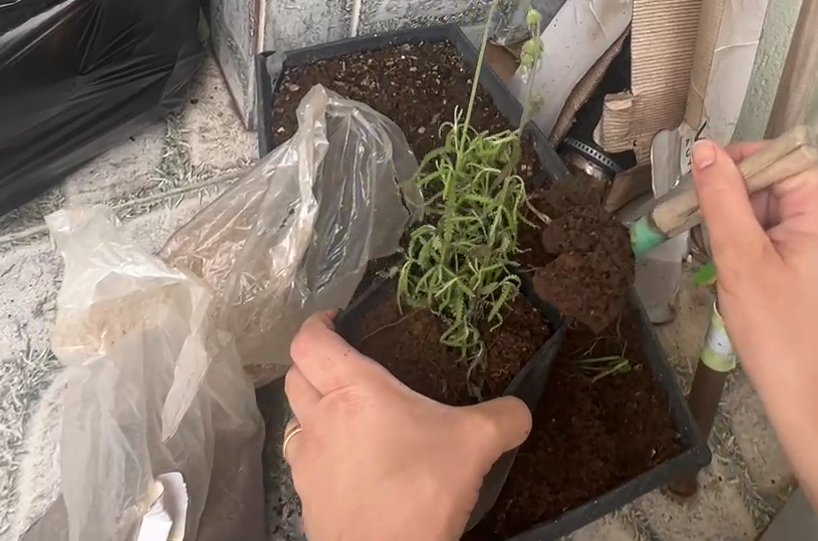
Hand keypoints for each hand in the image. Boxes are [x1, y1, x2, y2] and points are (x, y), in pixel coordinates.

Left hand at [283, 311, 531, 540]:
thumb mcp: (476, 443)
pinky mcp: (306, 500)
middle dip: (313, 361)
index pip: (310, 341)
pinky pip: (302, 459)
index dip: (317, 322)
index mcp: (352, 389)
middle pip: (295, 374)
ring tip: (346, 410)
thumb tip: (522, 411)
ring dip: (311, 406)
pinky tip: (349, 460)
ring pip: (294, 417)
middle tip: (346, 360)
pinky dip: (317, 448)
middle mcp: (320, 419)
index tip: (338, 318)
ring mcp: (306, 463)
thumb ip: (504, 417)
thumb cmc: (422, 490)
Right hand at [691, 140, 817, 453]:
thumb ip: (722, 198)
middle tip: (707, 233)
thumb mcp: (740, 259)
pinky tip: (744, 279)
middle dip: (740, 201)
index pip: (786, 159)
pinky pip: (792, 244)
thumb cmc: (780, 336)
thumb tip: (705, 148)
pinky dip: (762, 250)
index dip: (743, 161)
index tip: (704, 184)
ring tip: (726, 263)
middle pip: (783, 187)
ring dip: (747, 229)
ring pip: (783, 217)